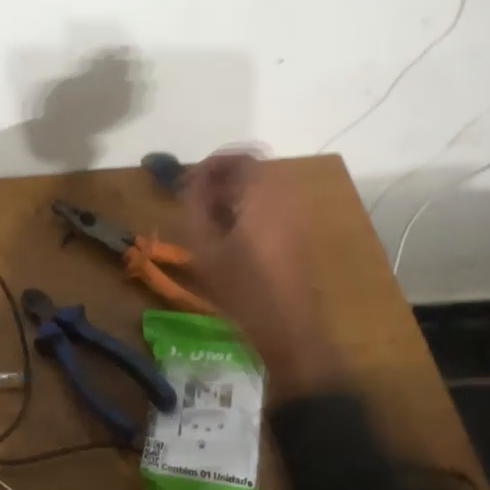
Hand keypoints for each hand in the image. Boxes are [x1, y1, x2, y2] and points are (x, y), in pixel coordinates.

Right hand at [182, 148, 339, 393]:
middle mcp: (286, 199)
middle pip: (253, 172)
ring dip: (234, 197)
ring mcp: (297, 219)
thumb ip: (196, 204)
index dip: (213, 162)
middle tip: (196, 201)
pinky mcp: (300, 238)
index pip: (241, 157)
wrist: (291, 332)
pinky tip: (230, 239)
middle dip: (222, 180)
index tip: (190, 181)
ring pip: (262, 191)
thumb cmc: (243, 289)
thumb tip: (194, 180)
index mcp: (263, 197)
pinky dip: (248, 211)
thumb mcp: (205, 246)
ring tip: (209, 222)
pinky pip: (271, 209)